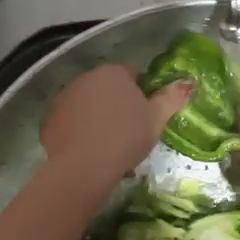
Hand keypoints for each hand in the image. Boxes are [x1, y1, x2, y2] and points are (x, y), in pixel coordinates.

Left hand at [41, 65, 190, 189]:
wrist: (83, 166)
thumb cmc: (125, 138)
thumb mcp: (156, 120)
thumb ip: (172, 98)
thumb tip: (189, 82)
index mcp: (113, 73)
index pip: (132, 74)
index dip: (142, 93)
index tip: (145, 115)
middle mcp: (85, 79)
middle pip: (107, 89)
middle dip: (117, 105)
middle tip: (129, 133)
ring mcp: (63, 99)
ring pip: (87, 106)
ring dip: (96, 118)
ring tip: (108, 147)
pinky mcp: (49, 121)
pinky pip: (69, 123)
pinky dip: (78, 133)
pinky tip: (88, 152)